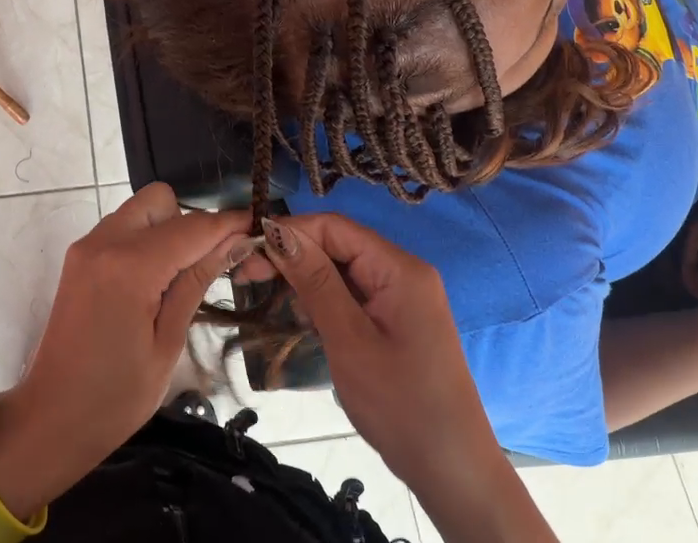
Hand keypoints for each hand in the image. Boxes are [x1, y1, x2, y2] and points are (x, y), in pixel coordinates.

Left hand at [0, 183, 250, 515]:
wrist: (53, 417)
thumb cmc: (116, 395)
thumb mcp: (168, 343)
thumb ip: (196, 283)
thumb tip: (233, 242)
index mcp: (130, 266)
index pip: (192, 226)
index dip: (229, 225)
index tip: (257, 229)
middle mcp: (104, 242)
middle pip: (160, 201)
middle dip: (190, 223)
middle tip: (207, 267)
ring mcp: (86, 247)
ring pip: (139, 211)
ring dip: (166, 231)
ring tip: (180, 282)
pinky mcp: (78, 258)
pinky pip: (121, 230)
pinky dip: (144, 242)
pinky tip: (153, 285)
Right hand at [243, 214, 558, 542]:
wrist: (452, 469)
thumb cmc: (400, 404)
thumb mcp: (349, 339)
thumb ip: (314, 281)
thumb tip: (277, 232)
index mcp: (399, 269)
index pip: (333, 227)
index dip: (288, 232)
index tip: (246, 254)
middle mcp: (402, 273)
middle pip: (337, 244)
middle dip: (292, 256)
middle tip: (247, 279)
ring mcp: (401, 298)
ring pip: (341, 270)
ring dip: (305, 281)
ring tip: (278, 307)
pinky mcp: (395, 321)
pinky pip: (351, 295)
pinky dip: (323, 302)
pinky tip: (307, 324)